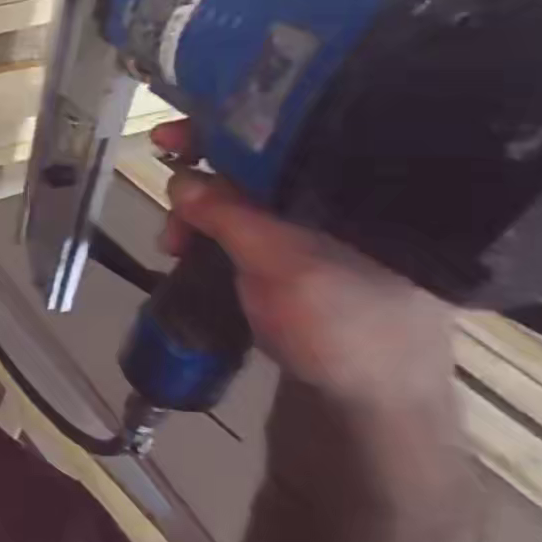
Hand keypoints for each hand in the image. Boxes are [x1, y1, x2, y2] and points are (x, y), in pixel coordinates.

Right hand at [150, 120, 455, 408]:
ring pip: (243, 203)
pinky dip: (212, 237)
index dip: (221, 130)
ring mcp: (316, 233)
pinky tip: (188, 253)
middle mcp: (335, 199)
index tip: (170, 136)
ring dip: (199, 216)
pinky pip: (245, 233)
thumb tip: (179, 177)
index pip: (280, 135)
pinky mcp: (297, 261)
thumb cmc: (340, 327)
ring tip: (173, 246)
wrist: (371, 410)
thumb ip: (227, 215)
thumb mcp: (278, 264)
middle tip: (170, 212)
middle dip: (199, 185)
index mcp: (350, 185)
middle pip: (254, 169)